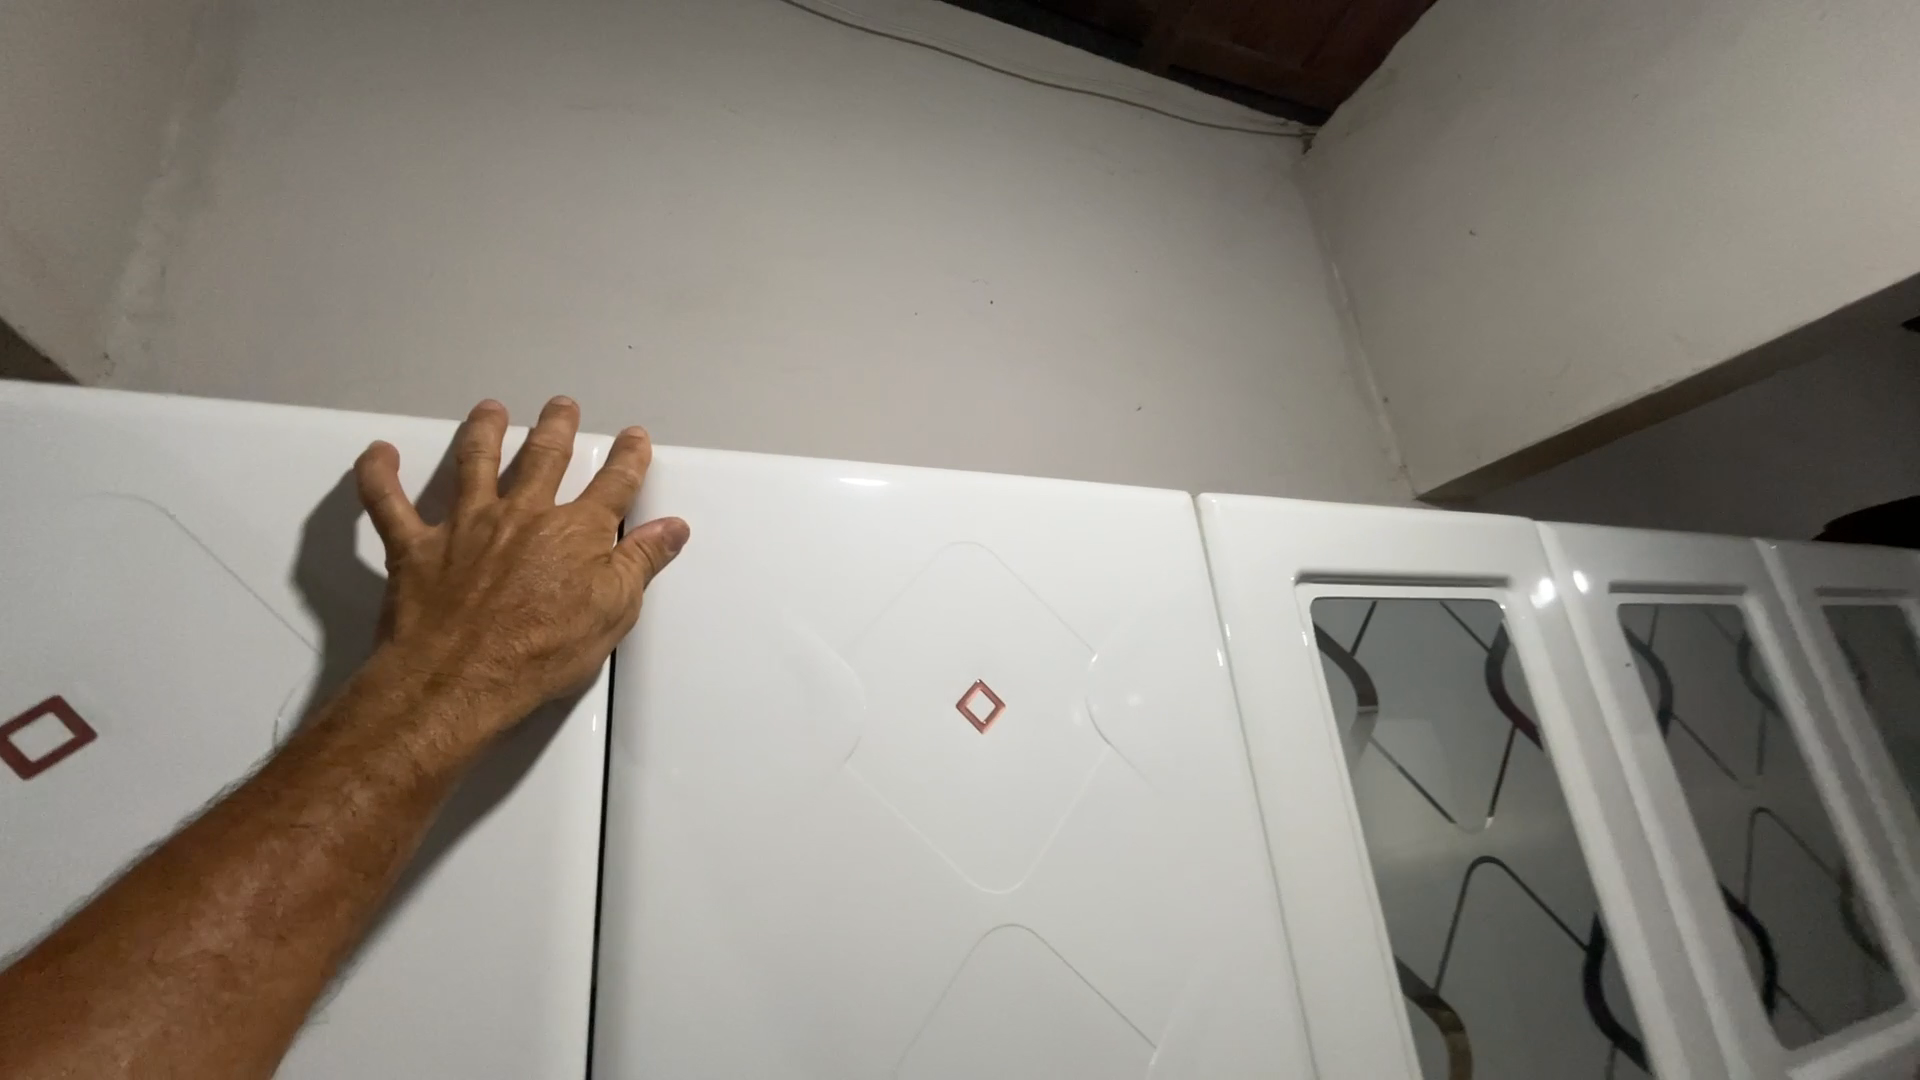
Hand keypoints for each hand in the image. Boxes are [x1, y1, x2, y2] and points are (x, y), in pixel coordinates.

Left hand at [352, 396, 687, 753]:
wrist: (461, 680)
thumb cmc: (547, 649)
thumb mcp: (615, 609)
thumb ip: (642, 561)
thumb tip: (674, 526)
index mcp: (576, 531)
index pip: (614, 485)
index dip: (629, 458)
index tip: (635, 436)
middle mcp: (524, 515)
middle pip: (545, 458)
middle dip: (557, 428)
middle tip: (561, 405)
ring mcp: (466, 526)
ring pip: (475, 464)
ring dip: (483, 432)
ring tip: (491, 409)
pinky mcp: (416, 548)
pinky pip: (388, 502)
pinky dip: (379, 475)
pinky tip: (379, 453)